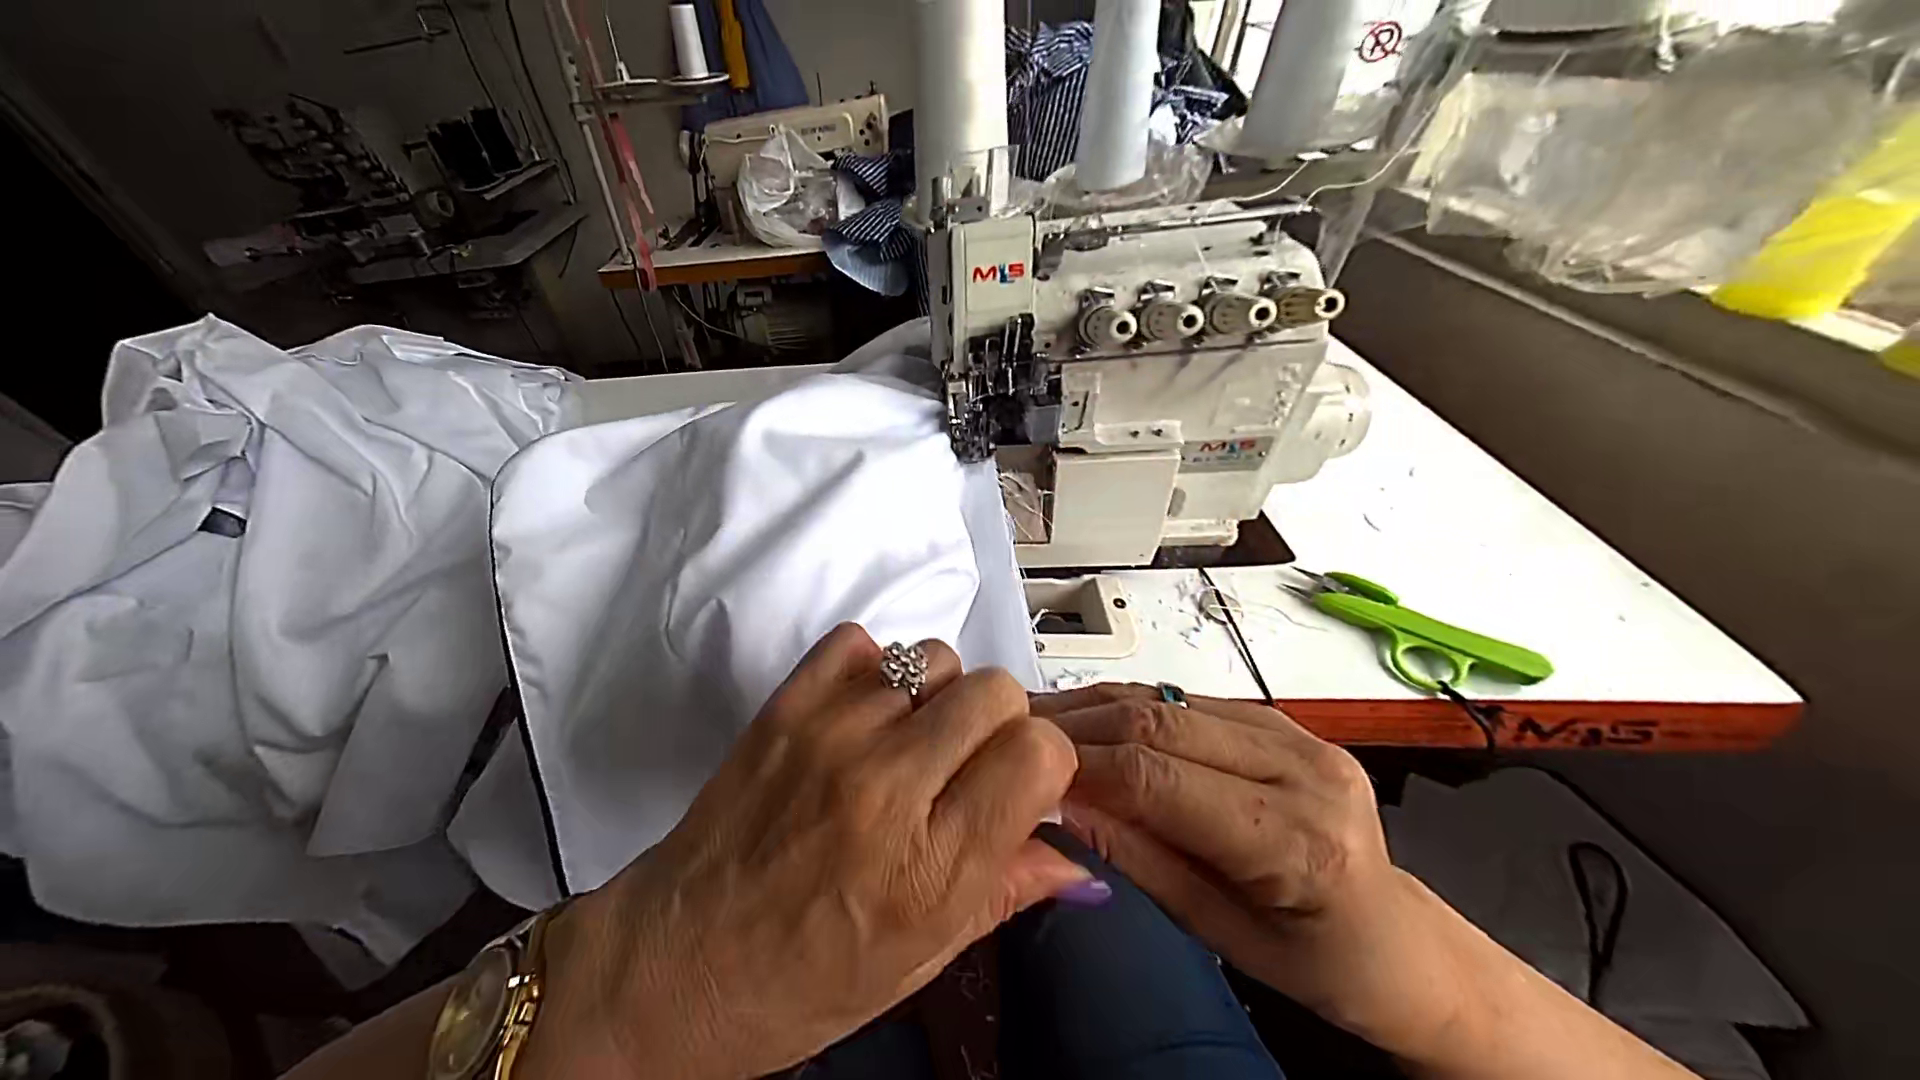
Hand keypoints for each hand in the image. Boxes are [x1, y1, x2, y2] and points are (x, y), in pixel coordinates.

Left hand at [521, 625, 1089, 1079]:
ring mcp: (831, 736)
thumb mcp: (922, 959)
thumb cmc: (803, 982)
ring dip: (937, 694)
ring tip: (909, 738)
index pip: (1038, 752)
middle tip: (964, 759)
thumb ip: (1006, 891)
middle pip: (994, 689)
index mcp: (932, 865)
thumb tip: (1078, 859)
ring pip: (933, 657)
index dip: (1042, 761)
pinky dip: (873, 668)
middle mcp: (887, 787)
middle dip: (997, 720)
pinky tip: (862, 715)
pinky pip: (859, 641)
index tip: (1019, 779)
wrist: (676, 964)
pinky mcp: (784, 707)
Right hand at [1031, 684, 1458, 1056]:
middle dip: (1078, 726)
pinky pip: (1187, 697)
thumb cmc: (1314, 958)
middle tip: (1016, 734)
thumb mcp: (1217, 930)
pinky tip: (1090, 714)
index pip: (1160, 780)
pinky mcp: (1280, 719)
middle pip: (1160, 722)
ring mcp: (1297, 734)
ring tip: (1040, 719)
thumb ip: (1138, 858)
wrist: (1396, 938)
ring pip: (1168, 697)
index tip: (1023, 773)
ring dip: (1095, 705)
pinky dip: (1129, 703)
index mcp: (1297, 841)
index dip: (1082, 769)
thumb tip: (1061, 806)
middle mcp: (1304, 770)